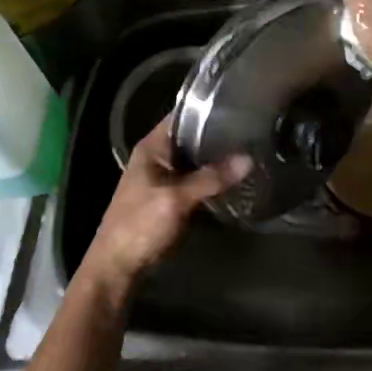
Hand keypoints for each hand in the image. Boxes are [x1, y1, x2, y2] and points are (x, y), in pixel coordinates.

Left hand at [83, 115, 249, 290]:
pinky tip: (235, 180)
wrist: (118, 265)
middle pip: (190, 139)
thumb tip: (248, 158)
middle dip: (216, 136)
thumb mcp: (176, 199)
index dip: (205, 109)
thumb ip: (211, 178)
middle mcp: (156, 157)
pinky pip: (194, 182)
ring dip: (216, 160)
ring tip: (251, 150)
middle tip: (253, 130)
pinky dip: (211, 180)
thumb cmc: (141, 225)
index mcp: (151, 148)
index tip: (237, 105)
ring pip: (194, 161)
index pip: (180, 116)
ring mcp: (162, 178)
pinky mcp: (169, 198)